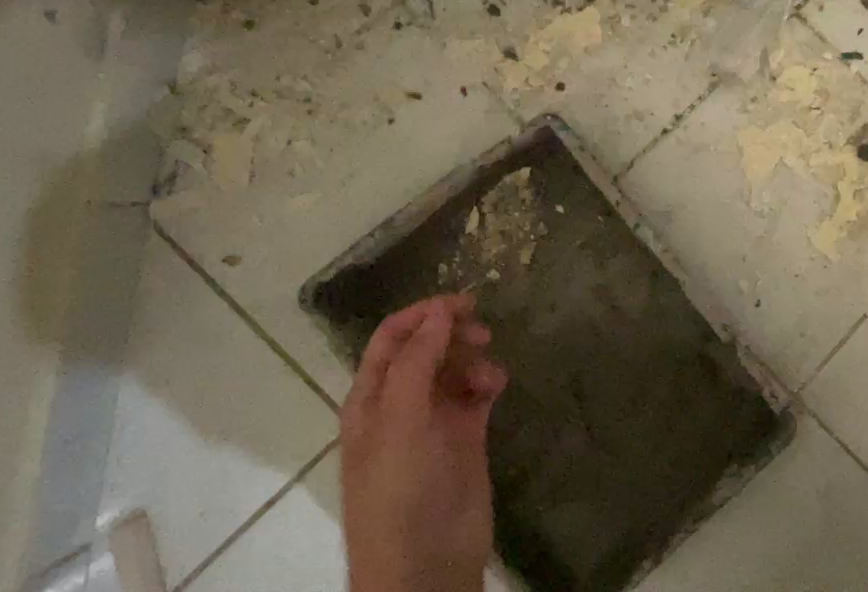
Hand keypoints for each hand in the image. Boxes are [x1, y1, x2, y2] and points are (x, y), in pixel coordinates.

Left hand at [342, 294, 507, 591]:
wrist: (426, 563)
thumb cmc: (400, 491)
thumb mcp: (401, 422)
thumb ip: (418, 363)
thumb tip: (439, 311)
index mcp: (371, 399)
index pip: (392, 338)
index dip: (424, 314)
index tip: (464, 304)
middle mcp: (401, 403)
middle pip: (427, 347)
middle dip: (453, 332)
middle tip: (483, 332)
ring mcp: (434, 420)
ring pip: (456, 367)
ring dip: (474, 359)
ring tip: (489, 376)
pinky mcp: (466, 436)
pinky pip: (477, 392)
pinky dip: (488, 381)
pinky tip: (497, 388)